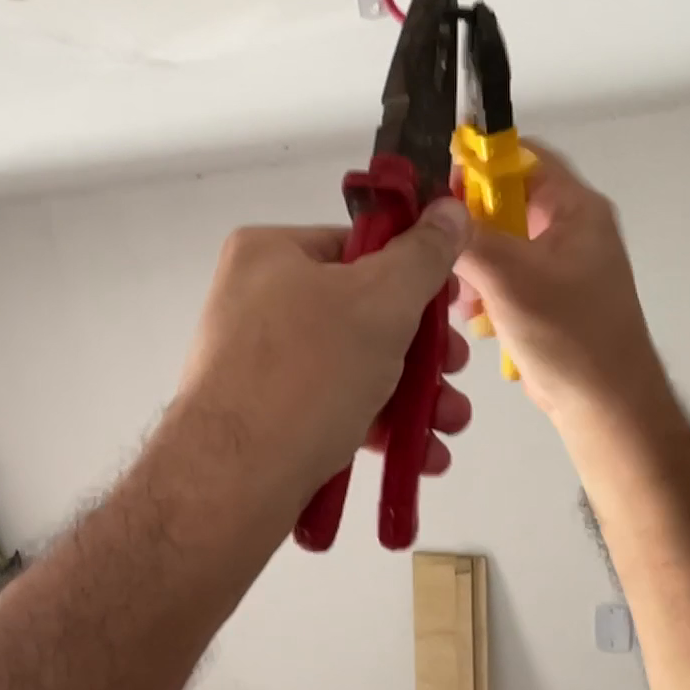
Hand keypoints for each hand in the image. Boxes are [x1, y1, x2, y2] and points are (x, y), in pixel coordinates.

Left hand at [175, 200, 475, 504]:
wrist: (235, 479)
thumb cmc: (309, 372)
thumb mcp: (382, 301)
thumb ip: (424, 255)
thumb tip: (449, 210)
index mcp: (272, 255)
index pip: (360, 248)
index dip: (415, 275)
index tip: (453, 306)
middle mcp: (259, 302)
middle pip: (365, 314)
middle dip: (423, 352)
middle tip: (455, 372)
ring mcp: (260, 364)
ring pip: (356, 367)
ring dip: (413, 396)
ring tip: (449, 425)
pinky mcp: (267, 417)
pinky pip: (334, 407)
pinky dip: (379, 426)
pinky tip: (421, 455)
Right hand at [456, 141, 663, 417]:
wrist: (606, 404)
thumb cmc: (567, 333)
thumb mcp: (510, 278)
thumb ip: (469, 238)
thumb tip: (435, 212)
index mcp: (577, 209)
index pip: (525, 159)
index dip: (481, 166)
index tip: (439, 193)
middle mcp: (574, 231)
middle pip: (509, 206)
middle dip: (470, 228)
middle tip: (441, 253)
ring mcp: (564, 268)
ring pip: (504, 247)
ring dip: (475, 267)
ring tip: (458, 296)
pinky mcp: (553, 302)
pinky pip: (510, 280)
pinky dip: (488, 293)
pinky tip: (474, 318)